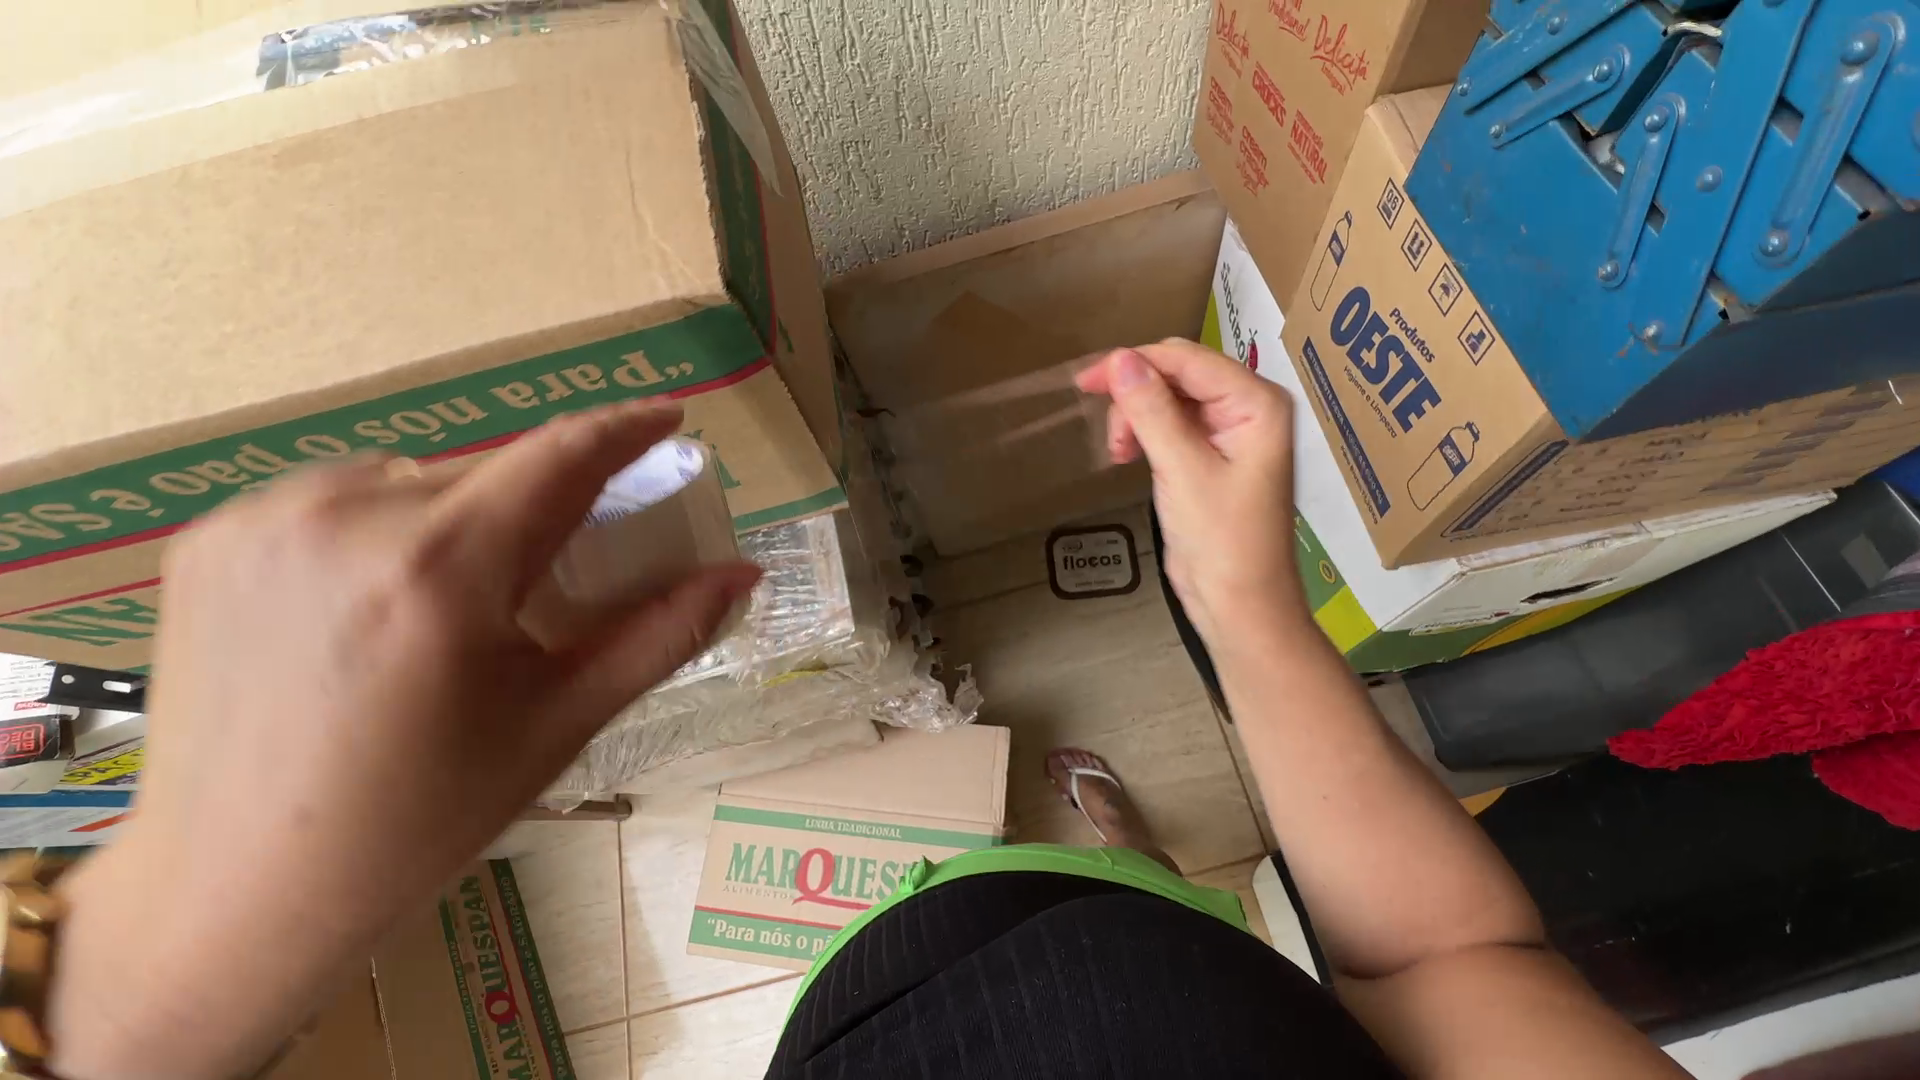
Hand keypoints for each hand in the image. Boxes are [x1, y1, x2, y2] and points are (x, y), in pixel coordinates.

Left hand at [50, 399, 760, 1079]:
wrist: (241, 884)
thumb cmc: (426, 812)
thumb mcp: (564, 719)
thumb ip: (663, 633)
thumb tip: (742, 573)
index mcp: (441, 569)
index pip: (560, 457)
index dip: (625, 428)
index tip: (671, 417)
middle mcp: (345, 517)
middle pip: (491, 473)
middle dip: (547, 501)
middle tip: (569, 562)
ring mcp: (263, 520)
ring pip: (417, 479)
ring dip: (468, 513)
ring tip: (468, 595)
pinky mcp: (211, 537)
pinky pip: (344, 497)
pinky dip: (392, 525)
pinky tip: (383, 599)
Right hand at [1075, 341, 1307, 643]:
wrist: (1239, 603)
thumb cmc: (1222, 541)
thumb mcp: (1183, 470)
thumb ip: (1152, 411)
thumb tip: (1118, 359)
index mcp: (1257, 403)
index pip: (1188, 360)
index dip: (1135, 362)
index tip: (1086, 381)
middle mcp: (1247, 407)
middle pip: (1178, 373)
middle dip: (1135, 392)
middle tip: (1106, 427)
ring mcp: (1228, 431)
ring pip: (1168, 397)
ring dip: (1135, 416)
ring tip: (1119, 454)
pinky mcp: (1208, 454)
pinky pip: (1169, 424)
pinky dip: (1143, 433)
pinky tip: (1127, 455)